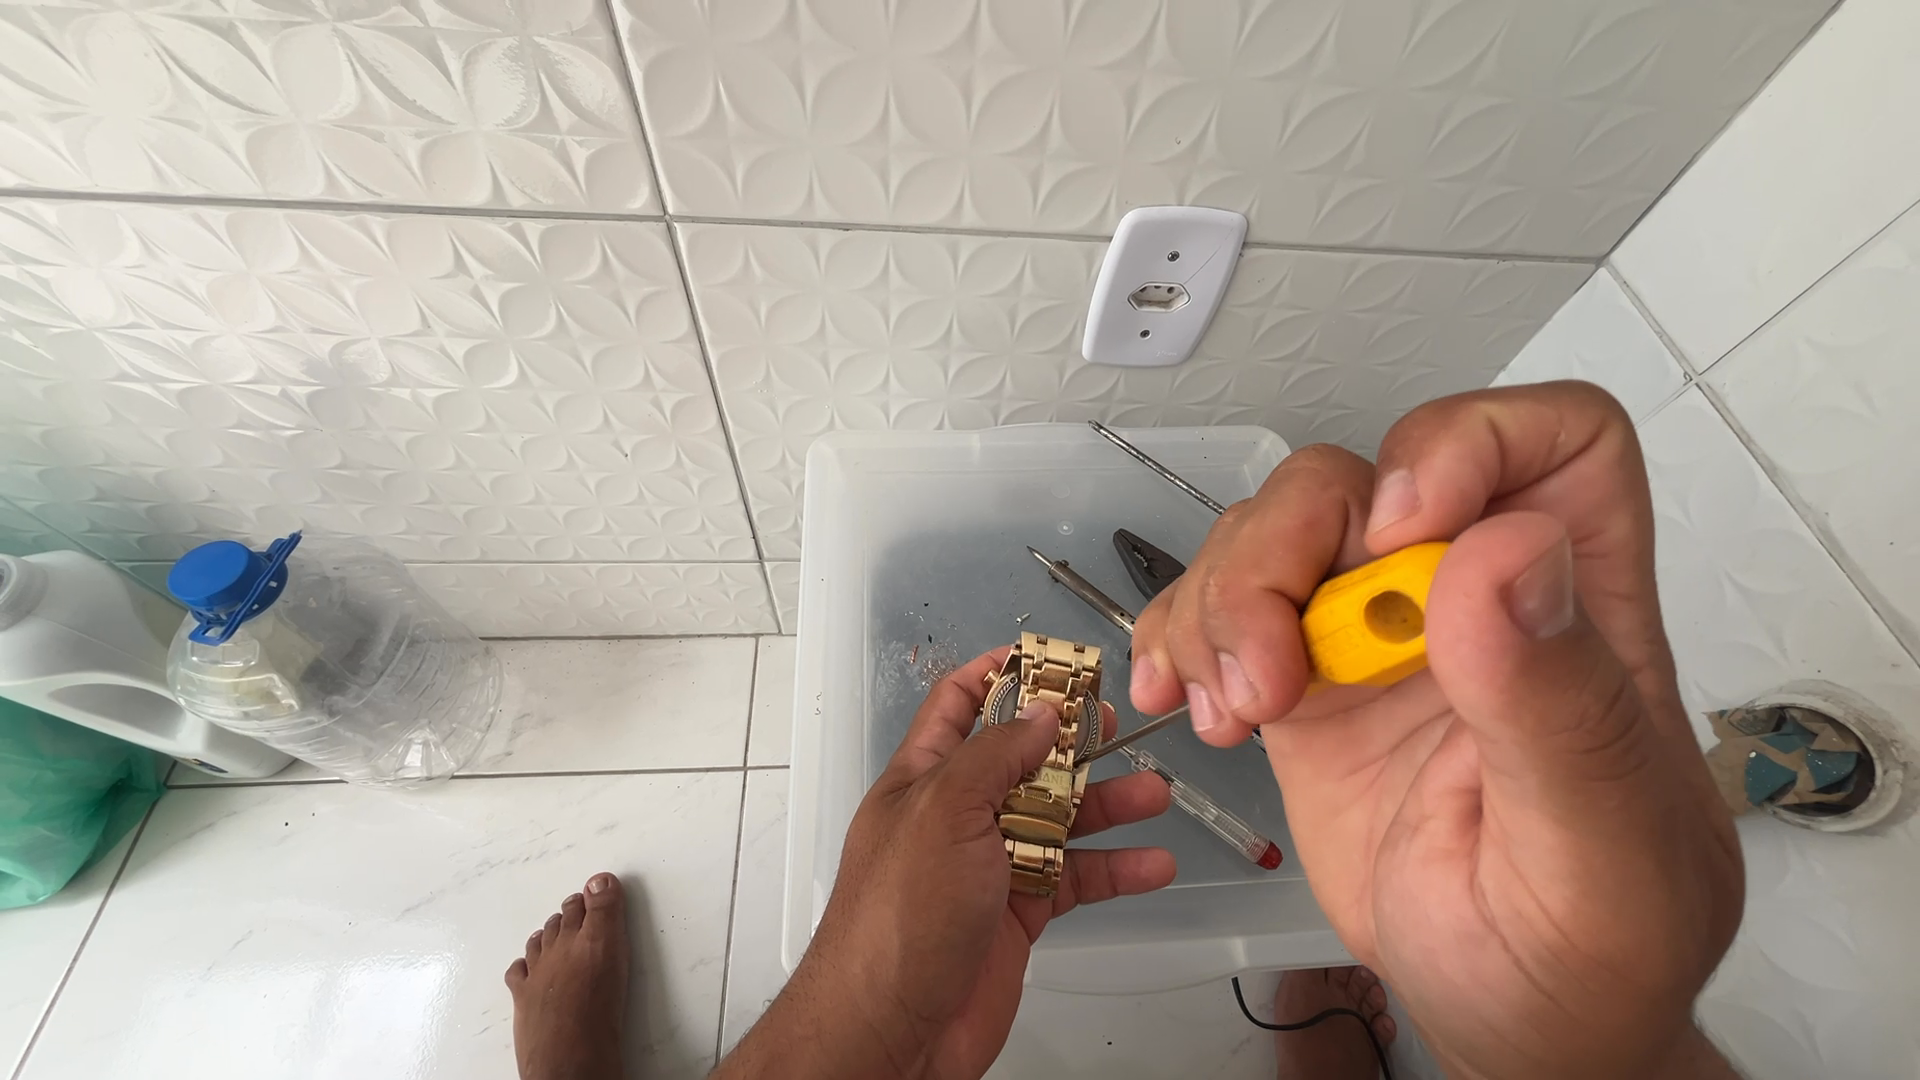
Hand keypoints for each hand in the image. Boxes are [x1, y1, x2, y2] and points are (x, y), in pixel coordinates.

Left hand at [717, 648, 1175, 1079]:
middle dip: (1068, 739)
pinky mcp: (1020, 910)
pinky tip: (1151, 864)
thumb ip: (995, 755)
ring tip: (1153, 791)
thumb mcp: (945, 811)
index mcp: (927, 774)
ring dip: (1106, 804)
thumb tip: (1040, 711)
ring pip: (1058, 817)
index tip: (1049, 661)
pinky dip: (1113, 870)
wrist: (892, 1031)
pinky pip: (1075, 878)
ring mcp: (992, 861)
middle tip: (1112, 724)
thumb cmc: (900, 913)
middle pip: (1022, 758)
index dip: (999, 674)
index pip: (960, 702)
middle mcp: (960, 811)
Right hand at [1130, 382, 1743, 1079]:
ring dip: (1213, 614)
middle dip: (1272, 564)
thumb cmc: (1571, 946)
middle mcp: (1447, 589)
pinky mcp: (1285, 667)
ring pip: (1257, 536)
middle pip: (1341, 484)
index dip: (1462, 445)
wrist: (1483, 999)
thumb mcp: (1597, 856)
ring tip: (1225, 716)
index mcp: (1567, 599)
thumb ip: (1559, 709)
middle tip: (1262, 684)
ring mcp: (1353, 626)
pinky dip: (1171, 637)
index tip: (1394, 538)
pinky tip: (1175, 699)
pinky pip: (1206, 603)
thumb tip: (1501, 553)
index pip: (1544, 438)